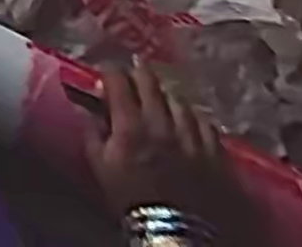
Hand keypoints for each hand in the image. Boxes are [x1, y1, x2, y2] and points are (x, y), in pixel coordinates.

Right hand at [84, 61, 243, 223]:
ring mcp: (191, 134)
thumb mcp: (101, 168)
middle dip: (137, 73)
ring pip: (178, 99)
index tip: (106, 73)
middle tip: (133, 76)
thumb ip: (92, 134)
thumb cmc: (132, 201)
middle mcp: (161, 121)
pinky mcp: (215, 151)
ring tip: (162, 101)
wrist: (177, 238)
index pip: (117, 79)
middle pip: (149, 80)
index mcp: (130, 123)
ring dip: (166, 96)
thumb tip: (86, 110)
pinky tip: (189, 124)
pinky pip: (206, 122)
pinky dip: (194, 118)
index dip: (109, 70)